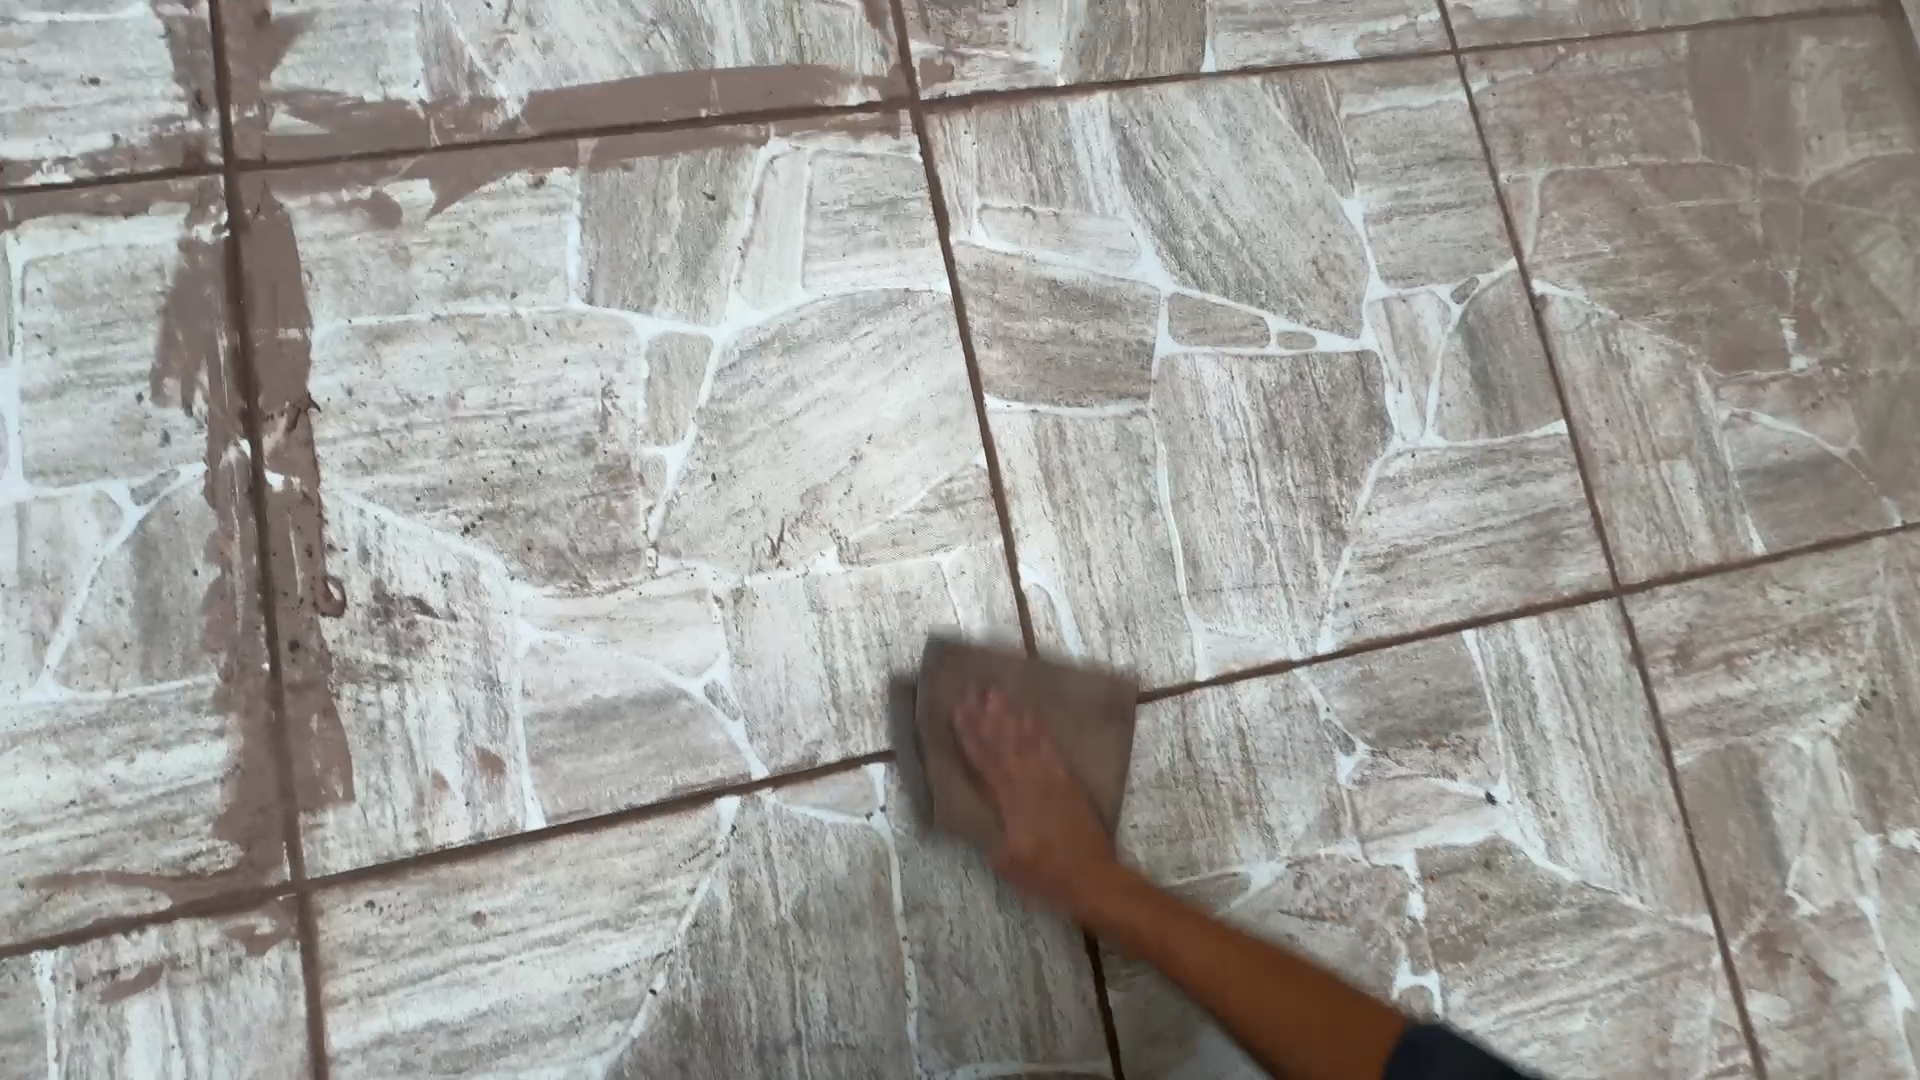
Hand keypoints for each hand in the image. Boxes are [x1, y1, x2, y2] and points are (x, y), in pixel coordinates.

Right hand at [952, 688, 1123, 918]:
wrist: (1094, 879)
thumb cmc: (1047, 878)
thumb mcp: (1008, 863)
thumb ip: (992, 834)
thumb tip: (982, 812)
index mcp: (1011, 804)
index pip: (985, 763)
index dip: (969, 737)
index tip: (957, 712)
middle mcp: (1030, 784)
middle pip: (1003, 744)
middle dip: (985, 717)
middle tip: (972, 691)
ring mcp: (1052, 779)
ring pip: (1025, 740)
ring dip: (1009, 716)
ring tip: (995, 694)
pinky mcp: (1068, 781)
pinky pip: (1050, 748)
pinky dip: (1038, 730)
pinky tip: (1029, 715)